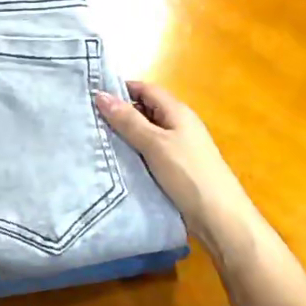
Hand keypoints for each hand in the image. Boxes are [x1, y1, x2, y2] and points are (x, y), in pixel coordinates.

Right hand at [94, 81, 256, 252]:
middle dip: (119, 112)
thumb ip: (128, 120)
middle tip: (87, 119)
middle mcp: (178, 125)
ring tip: (94, 139)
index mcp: (177, 112)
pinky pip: (148, 152)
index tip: (91, 96)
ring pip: (145, 133)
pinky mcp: (174, 168)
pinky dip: (132, 152)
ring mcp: (177, 147)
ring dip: (124, 134)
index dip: (120, 89)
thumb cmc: (188, 174)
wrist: (218, 216)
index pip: (145, 89)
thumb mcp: (155, 144)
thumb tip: (100, 95)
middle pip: (145, 110)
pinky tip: (114, 161)